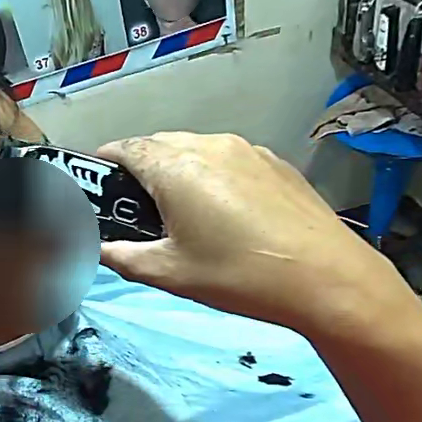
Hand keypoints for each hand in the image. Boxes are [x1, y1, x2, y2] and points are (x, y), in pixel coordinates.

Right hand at [96, 132, 416, 336]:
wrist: (325, 276)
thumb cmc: (239, 275)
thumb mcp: (171, 274)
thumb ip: (124, 257)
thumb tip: (98, 249)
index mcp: (175, 167)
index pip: (124, 148)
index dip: (104, 163)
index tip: (97, 184)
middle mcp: (209, 145)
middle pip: (160, 145)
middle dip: (141, 168)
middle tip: (139, 208)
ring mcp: (248, 150)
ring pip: (198, 149)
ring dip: (180, 170)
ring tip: (184, 211)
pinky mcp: (276, 163)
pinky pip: (231, 159)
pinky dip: (215, 175)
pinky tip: (228, 211)